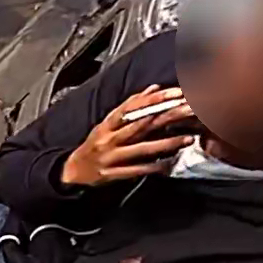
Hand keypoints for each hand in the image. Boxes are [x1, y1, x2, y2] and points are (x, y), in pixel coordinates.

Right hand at [59, 85, 198, 187]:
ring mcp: (110, 157)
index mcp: (107, 125)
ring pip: (141, 149)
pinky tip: (167, 165)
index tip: (177, 93)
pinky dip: (151, 168)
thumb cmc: (93, 146)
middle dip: (166, 117)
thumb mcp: (106, 125)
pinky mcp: (111, 174)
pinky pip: (134, 170)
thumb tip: (153, 88)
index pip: (132, 108)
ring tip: (187, 139)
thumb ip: (129, 107)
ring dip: (165, 144)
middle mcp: (108, 139)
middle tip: (190, 111)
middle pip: (141, 126)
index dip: (154, 100)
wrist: (72, 172)